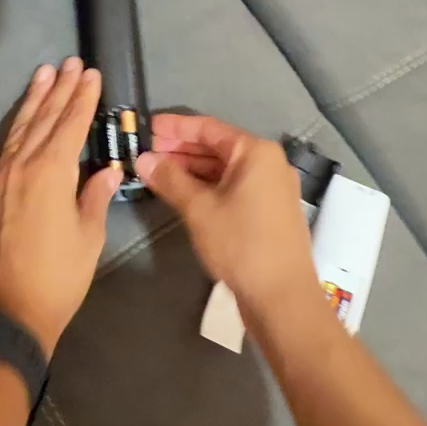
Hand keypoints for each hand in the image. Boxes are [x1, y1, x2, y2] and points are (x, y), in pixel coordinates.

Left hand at [0, 57, 122, 356]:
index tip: (91, 75)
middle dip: (60, 90)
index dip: (83, 98)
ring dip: (30, 102)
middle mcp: (23, 166)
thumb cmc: (60, 275)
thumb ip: (95, 196)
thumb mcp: (89, 235)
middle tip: (71, 63)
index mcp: (53, 172)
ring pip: (15, 131)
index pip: (72, 124)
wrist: (13, 311)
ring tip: (42, 75)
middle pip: (45, 119)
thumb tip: (107, 170)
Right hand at [137, 113, 319, 320]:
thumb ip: (169, 179)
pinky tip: (182, 192)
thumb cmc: (241, 244)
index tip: (148, 127)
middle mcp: (268, 163)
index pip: (208, 128)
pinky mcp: (268, 210)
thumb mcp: (199, 208)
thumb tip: (143, 159)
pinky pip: (233, 186)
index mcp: (256, 152)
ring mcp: (271, 188)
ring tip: (157, 171)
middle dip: (181, 149)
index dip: (175, 127)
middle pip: (217, 146)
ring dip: (192, 168)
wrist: (283, 298)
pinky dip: (207, 186)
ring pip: (224, 169)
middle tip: (146, 151)